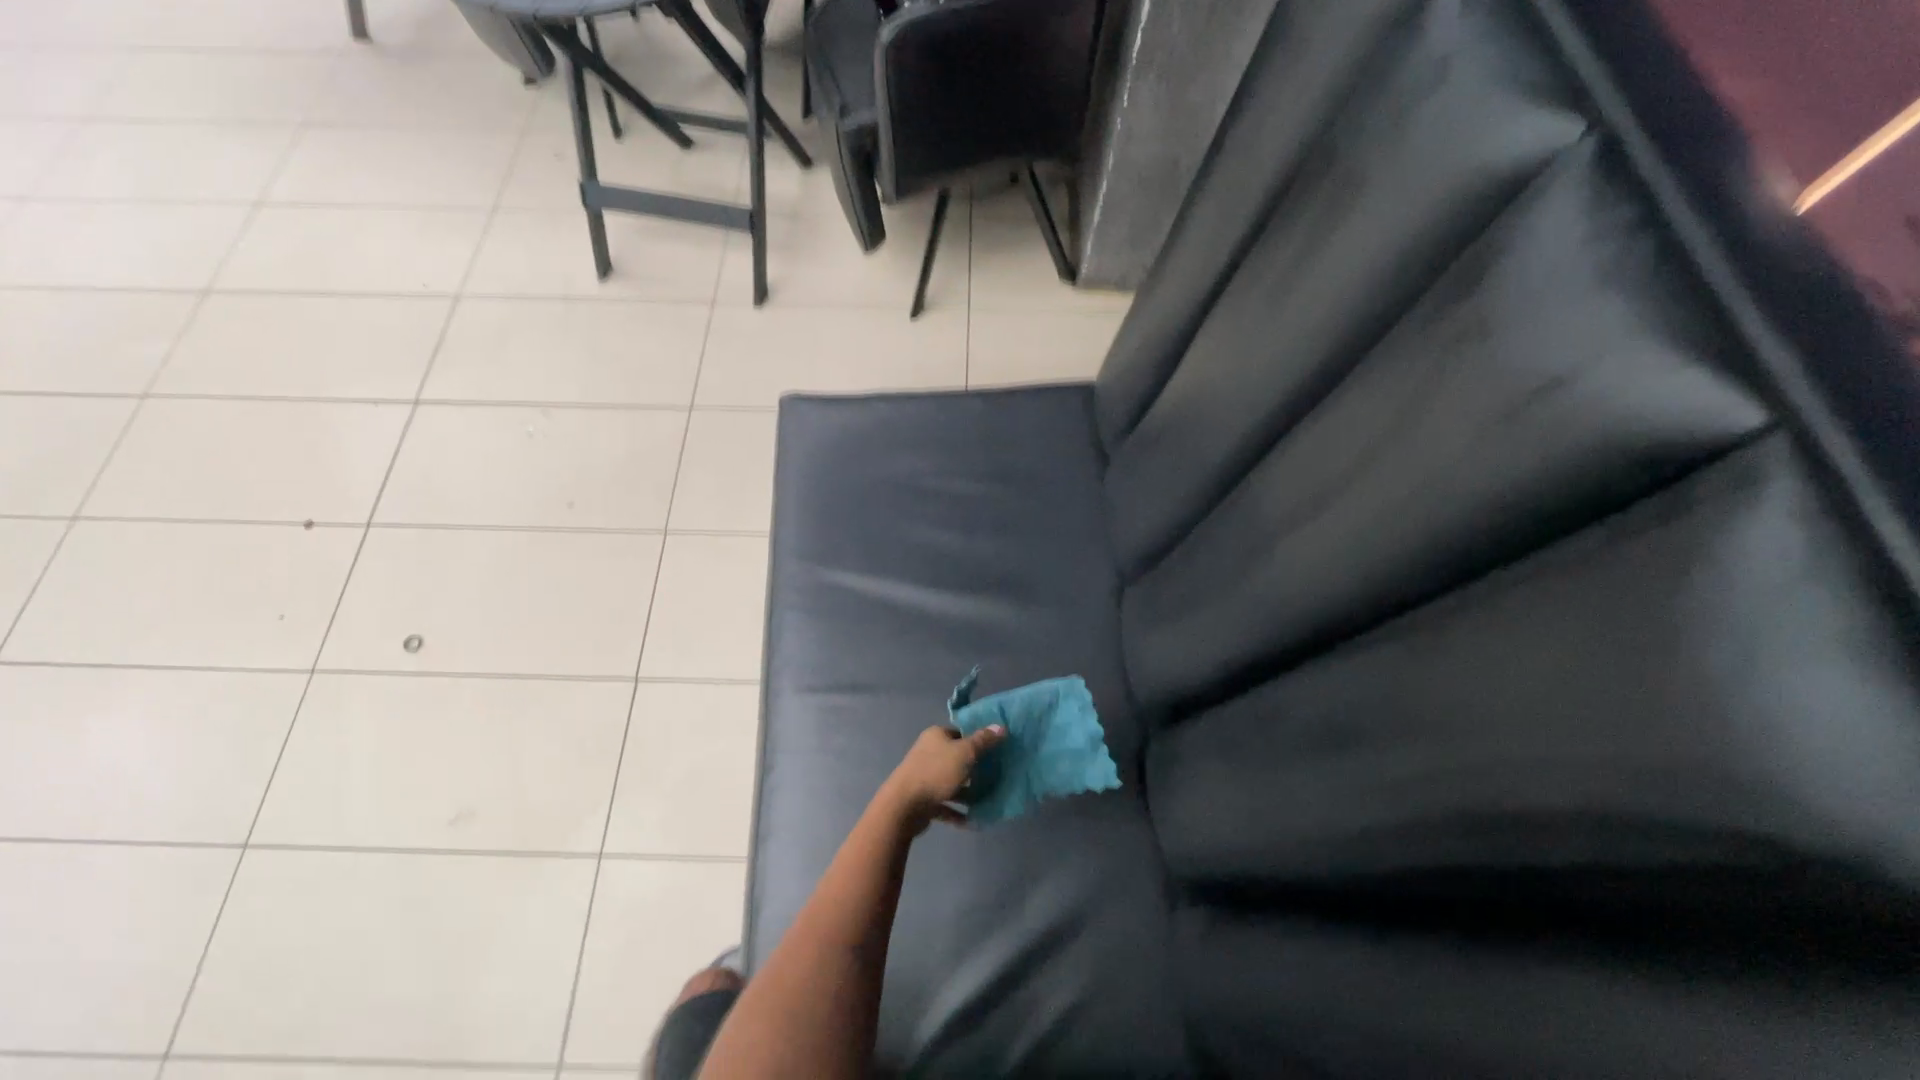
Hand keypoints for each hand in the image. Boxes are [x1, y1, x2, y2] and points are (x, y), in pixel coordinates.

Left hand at [879, 725, 1006, 832]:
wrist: (904, 805)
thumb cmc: (936, 772)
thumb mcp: (964, 753)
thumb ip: (983, 741)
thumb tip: (1001, 726)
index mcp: (936, 737)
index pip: (961, 734)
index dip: (978, 741)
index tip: (997, 751)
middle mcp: (929, 754)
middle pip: (957, 759)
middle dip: (976, 770)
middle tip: (997, 776)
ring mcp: (925, 778)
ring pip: (953, 784)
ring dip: (969, 793)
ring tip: (989, 801)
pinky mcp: (924, 800)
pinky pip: (946, 805)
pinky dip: (958, 813)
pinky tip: (973, 821)